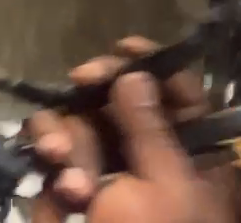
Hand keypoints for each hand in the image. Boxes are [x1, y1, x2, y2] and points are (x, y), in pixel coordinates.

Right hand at [27, 38, 233, 222]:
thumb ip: (149, 127)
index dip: (153, 66)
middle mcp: (147, 156)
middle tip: (80, 82)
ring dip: (66, 136)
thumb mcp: (163, 188)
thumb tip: (136, 74)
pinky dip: (50, 160)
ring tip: (65, 168)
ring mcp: (107, 171)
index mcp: (190, 158)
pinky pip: (51, 146)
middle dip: (93, 98)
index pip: (180, 94)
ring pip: (76, 118)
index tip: (121, 49)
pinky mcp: (70, 183)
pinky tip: (59, 190)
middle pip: (114, 96)